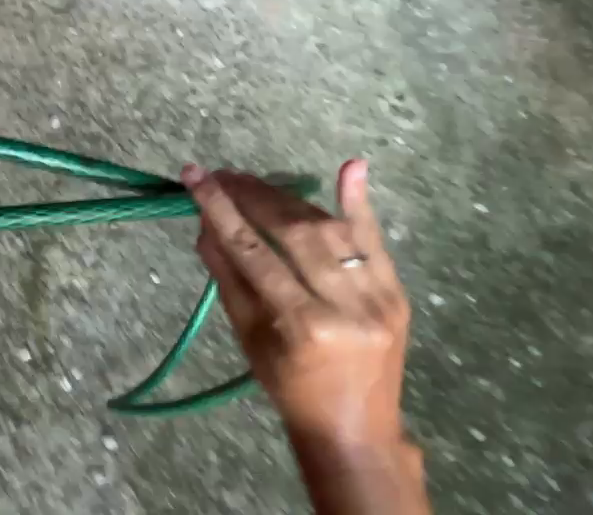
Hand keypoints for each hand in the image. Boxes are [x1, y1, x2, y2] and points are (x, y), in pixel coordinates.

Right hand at [183, 160, 411, 452]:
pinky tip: (351, 166)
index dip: (218, 207)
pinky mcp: (398, 294)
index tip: (193, 174)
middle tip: (220, 175)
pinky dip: (359, 202)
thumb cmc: (286, 381)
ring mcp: (381, 298)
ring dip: (285, 198)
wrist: (356, 425)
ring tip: (250, 181)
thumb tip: (204, 219)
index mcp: (303, 322)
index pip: (252, 249)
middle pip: (294, 232)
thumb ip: (226, 272)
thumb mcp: (244, 331)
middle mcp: (348, 305)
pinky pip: (376, 241)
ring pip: (329, 230)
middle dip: (251, 196)